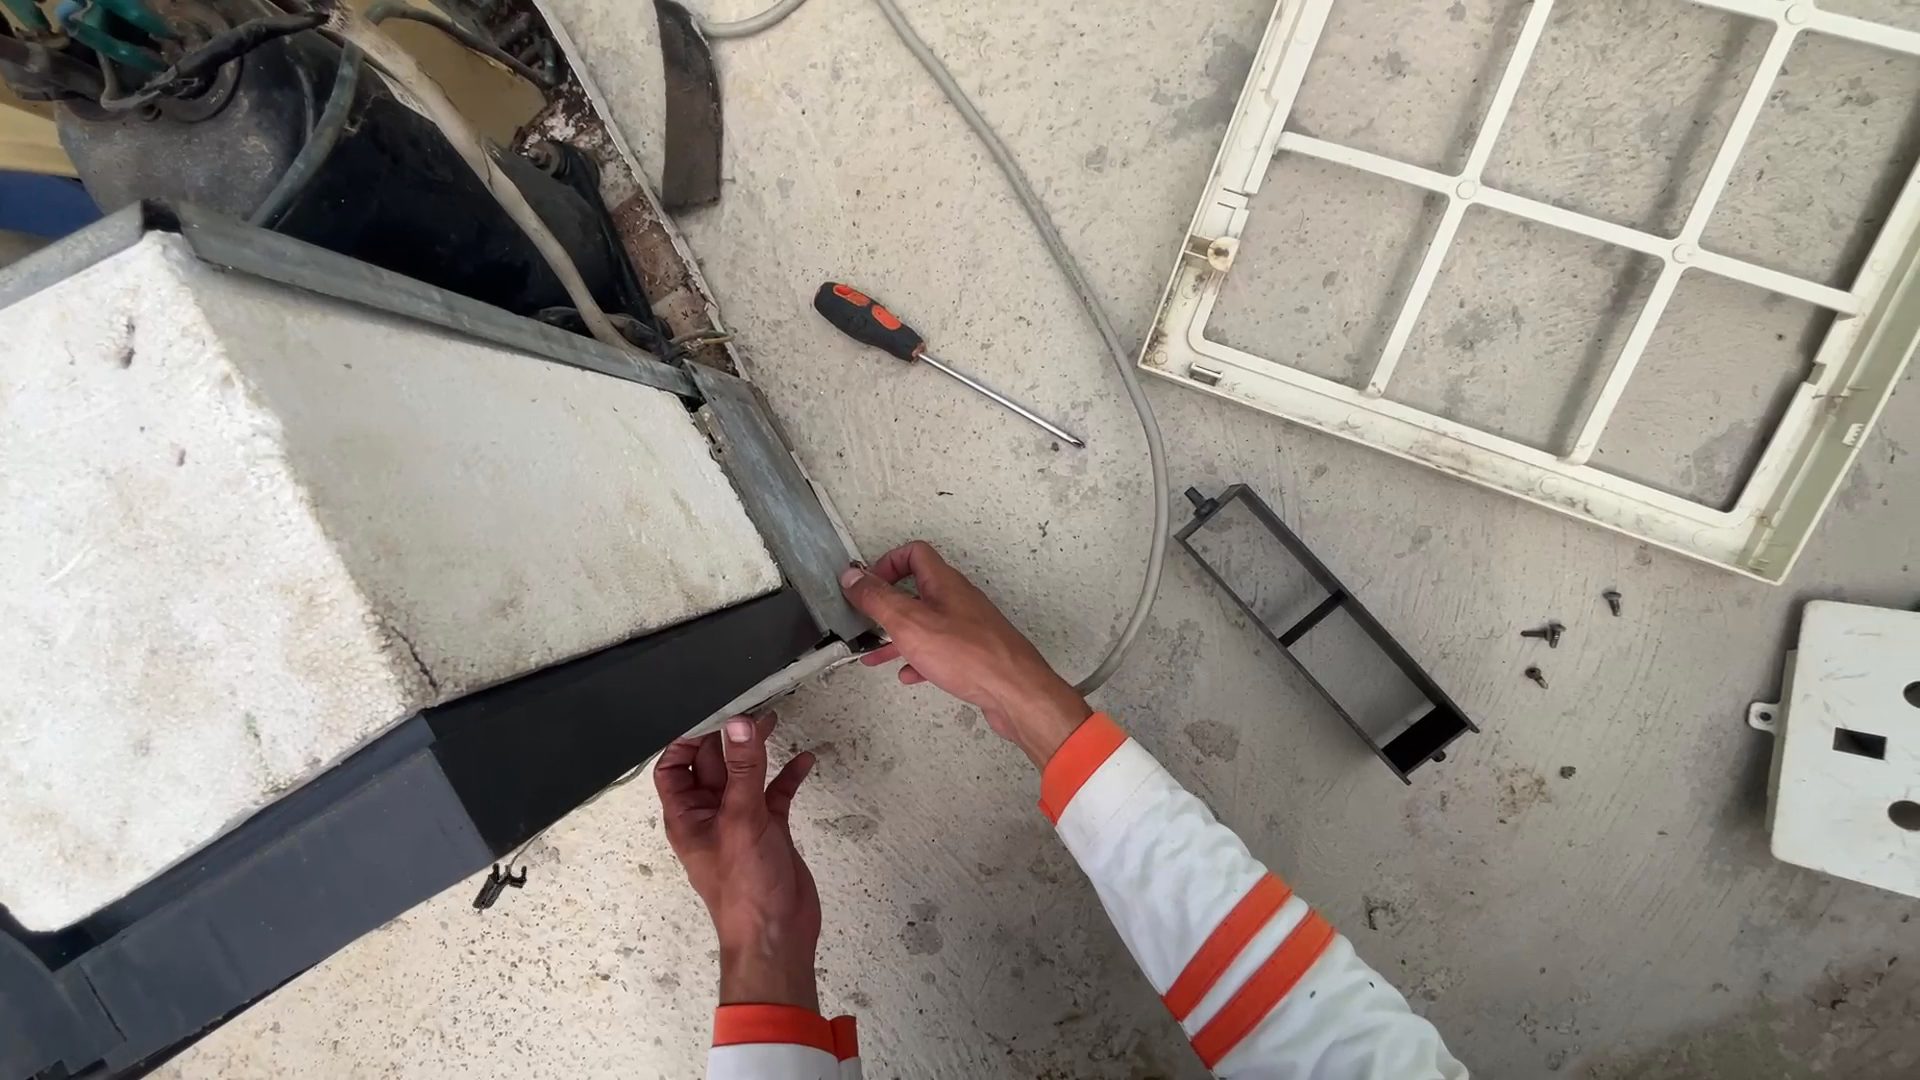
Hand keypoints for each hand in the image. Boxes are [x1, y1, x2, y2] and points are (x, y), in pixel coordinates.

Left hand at [653, 712, 820, 1009]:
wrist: (777, 935)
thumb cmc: (745, 889)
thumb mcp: (741, 819)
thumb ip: (744, 769)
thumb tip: (740, 724)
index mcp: (687, 815)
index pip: (673, 767)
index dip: (687, 740)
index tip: (714, 714)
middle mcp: (711, 814)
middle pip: (713, 764)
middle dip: (729, 736)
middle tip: (751, 710)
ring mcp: (742, 820)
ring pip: (746, 774)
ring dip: (758, 749)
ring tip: (773, 720)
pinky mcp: (770, 828)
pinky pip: (776, 792)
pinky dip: (789, 774)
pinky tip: (804, 760)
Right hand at [840, 541, 1090, 767]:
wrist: (1013, 691)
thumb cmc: (969, 656)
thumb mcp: (910, 623)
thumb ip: (878, 599)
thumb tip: (853, 578)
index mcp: (944, 583)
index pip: (915, 553)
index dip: (888, 562)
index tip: (869, 584)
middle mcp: (958, 600)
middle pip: (917, 590)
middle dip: (888, 604)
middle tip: (867, 618)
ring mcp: (967, 627)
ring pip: (925, 624)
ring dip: (898, 636)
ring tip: (874, 653)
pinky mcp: (973, 654)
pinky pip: (939, 650)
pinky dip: (919, 658)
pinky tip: (909, 674)